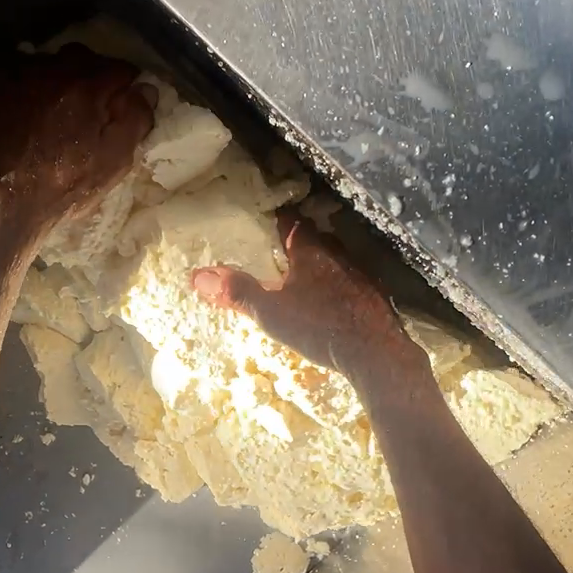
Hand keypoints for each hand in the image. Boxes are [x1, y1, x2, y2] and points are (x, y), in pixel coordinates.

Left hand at [0, 45, 156, 241]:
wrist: (9, 198)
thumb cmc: (67, 184)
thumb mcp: (115, 160)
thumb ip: (135, 118)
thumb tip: (146, 88)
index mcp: (89, 86)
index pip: (122, 69)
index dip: (128, 90)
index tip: (124, 109)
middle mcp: (56, 69)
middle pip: (88, 59)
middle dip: (96, 80)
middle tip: (94, 112)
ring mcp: (23, 72)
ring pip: (55, 61)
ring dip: (64, 78)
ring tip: (62, 109)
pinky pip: (23, 65)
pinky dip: (33, 78)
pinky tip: (33, 102)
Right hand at [193, 213, 429, 384]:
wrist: (375, 353)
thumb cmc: (318, 326)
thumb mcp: (270, 312)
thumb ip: (237, 293)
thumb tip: (197, 276)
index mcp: (310, 251)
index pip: (292, 223)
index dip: (280, 220)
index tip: (271, 219)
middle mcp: (338, 255)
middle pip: (317, 239)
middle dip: (301, 243)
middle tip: (284, 251)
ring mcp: (360, 275)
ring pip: (337, 261)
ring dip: (322, 266)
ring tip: (306, 277)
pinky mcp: (375, 298)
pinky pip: (352, 284)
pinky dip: (340, 288)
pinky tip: (334, 304)